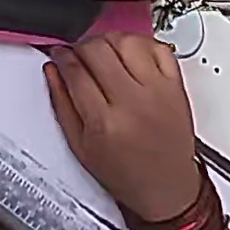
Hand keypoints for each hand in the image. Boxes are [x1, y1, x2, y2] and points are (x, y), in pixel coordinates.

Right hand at [45, 35, 202, 222]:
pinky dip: (141, 43)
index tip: (59, 54)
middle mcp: (133, 103)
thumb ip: (62, 104)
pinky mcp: (176, 86)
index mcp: (105, 123)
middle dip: (81, 46)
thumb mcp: (80, 147)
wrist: (168, 189)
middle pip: (98, 50)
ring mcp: (158, 91)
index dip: (62, 56)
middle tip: (79, 54)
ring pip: (127, 41)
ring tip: (104, 52)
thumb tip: (53, 69)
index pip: (75, 71)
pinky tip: (130, 53)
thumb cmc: (126, 173)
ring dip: (109, 40)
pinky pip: (158, 47)